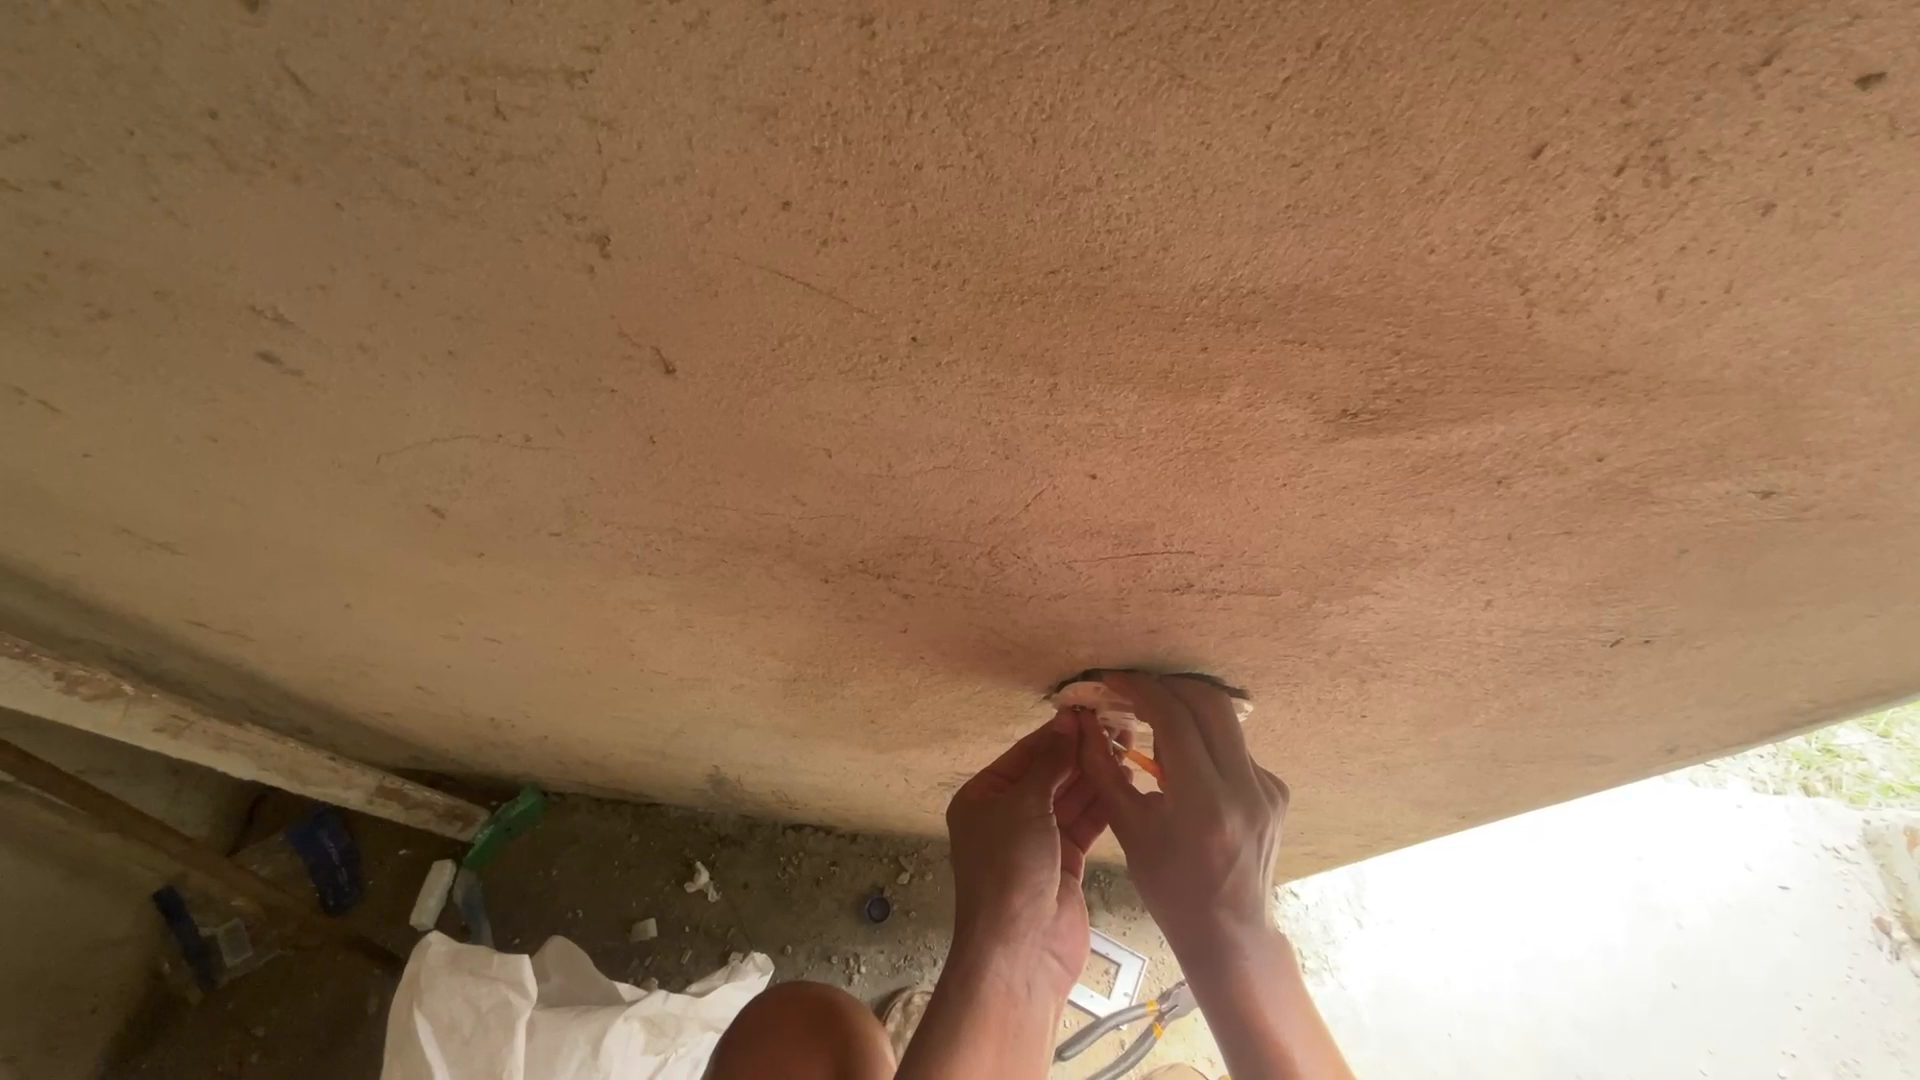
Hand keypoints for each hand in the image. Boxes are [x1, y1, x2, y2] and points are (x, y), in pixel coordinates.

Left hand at [944, 708, 1111, 995]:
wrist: (1021, 952)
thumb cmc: (1010, 870)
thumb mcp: (1024, 806)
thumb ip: (1050, 762)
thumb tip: (1068, 720)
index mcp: (984, 796)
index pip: (1026, 753)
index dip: (1058, 733)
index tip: (1091, 710)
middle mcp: (1007, 814)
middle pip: (1050, 773)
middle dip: (1081, 751)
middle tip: (1119, 725)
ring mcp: (1037, 840)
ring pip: (1070, 797)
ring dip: (1096, 774)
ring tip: (1129, 745)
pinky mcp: (1065, 863)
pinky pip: (1084, 823)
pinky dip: (1103, 804)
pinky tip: (1127, 781)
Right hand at [1074, 671, 1288, 963]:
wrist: (1230, 933)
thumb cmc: (1170, 887)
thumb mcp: (1128, 830)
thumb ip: (1103, 771)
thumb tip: (1082, 722)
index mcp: (1205, 803)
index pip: (1175, 718)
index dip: (1140, 689)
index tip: (1113, 681)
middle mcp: (1246, 788)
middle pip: (1210, 703)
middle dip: (1167, 686)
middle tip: (1134, 691)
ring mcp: (1268, 788)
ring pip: (1225, 722)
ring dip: (1186, 712)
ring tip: (1153, 731)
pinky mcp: (1277, 790)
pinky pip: (1234, 747)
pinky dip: (1204, 741)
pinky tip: (1184, 766)